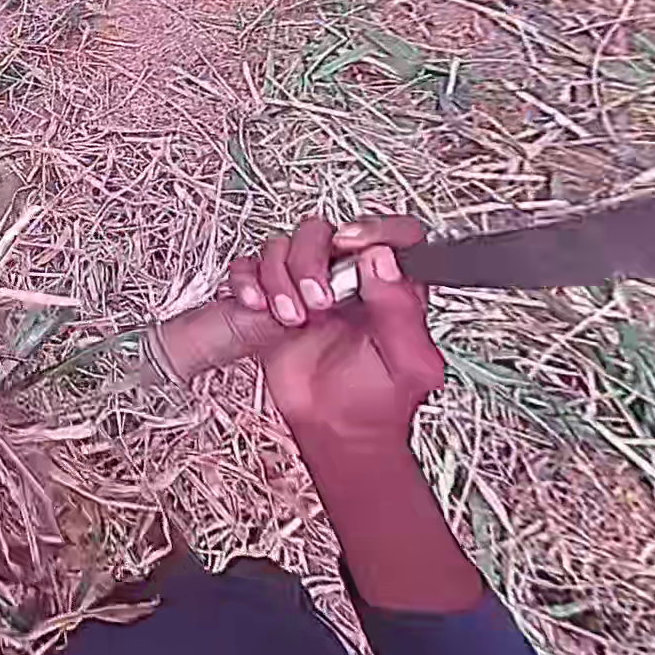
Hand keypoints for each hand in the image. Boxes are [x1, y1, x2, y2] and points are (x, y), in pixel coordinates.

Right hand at [228, 216, 439, 446]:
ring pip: (278, 246)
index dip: (371, 229)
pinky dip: (246, 282)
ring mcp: (301, 284)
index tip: (351, 244)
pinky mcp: (266, 296)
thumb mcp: (409, 362)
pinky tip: (259, 307)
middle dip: (310, 261)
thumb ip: (401, 310)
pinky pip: (245, 268)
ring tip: (291, 317)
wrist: (332, 426)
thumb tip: (383, 260)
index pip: (389, 234)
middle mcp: (343, 277)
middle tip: (318, 301)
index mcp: (387, 286)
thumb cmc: (377, 401)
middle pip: (320, 232)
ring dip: (279, 279)